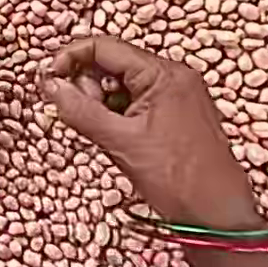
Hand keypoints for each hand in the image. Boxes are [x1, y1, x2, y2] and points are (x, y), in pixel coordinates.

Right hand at [40, 36, 264, 230]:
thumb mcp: (119, 141)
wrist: (218, 219)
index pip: (104, 47)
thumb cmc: (178, 179)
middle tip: (83, 115)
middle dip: (87, 85)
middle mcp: (172, 76)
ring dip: (100, 102)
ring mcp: (175, 94)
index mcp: (163, 74)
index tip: (50, 79)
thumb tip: (49, 85)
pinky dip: (114, 113)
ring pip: (118, 83)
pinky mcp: (173, 112)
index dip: (70, 58)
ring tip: (105, 133)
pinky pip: (132, 100)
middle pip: (110, 63)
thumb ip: (78, 108)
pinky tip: (116, 137)